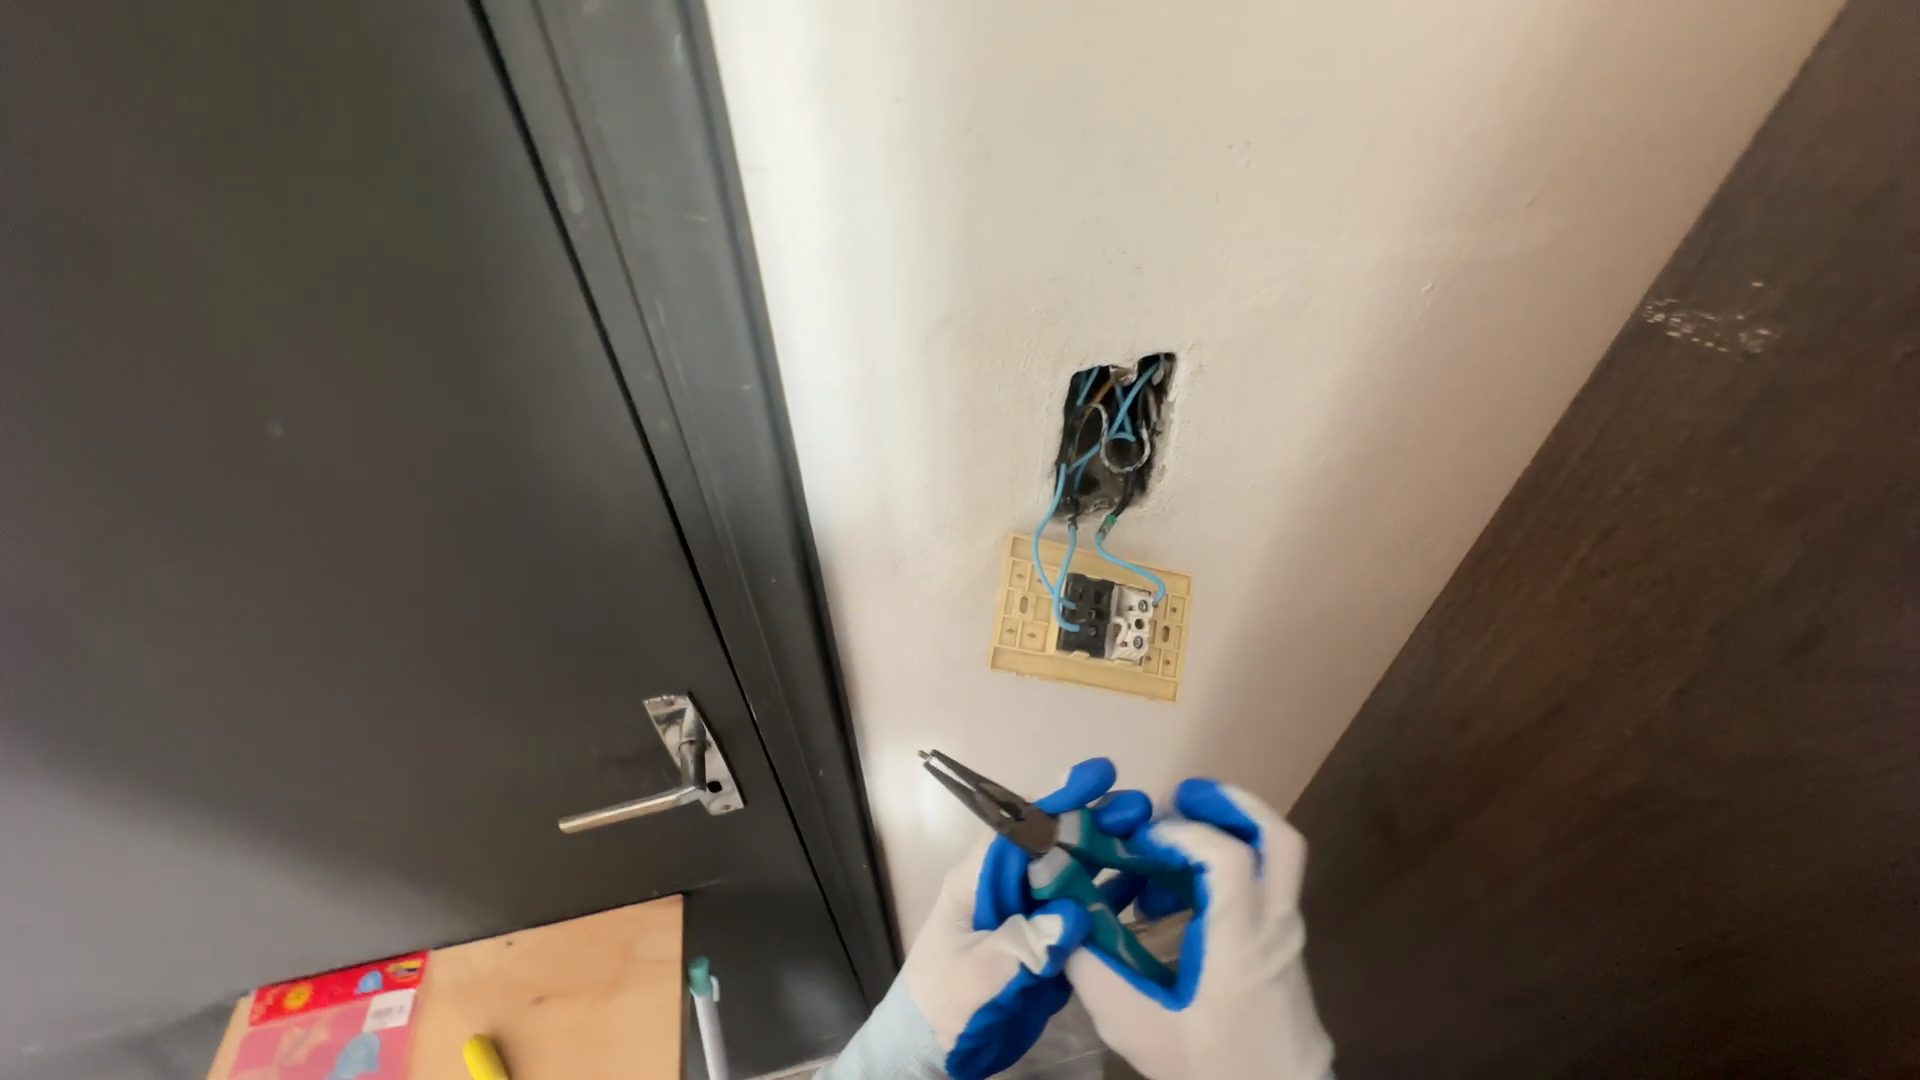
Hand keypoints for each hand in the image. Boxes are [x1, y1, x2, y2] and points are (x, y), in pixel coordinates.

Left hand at [901, 757, 1150, 1079]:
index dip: (1060, 799)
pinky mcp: (1046, 939)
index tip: (1098, 776)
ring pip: (1072, 870)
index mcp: (980, 878)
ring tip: (1151, 834)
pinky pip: (1082, 910)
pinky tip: (1144, 884)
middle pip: (1054, 842)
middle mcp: (1008, 885)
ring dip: (1109, 851)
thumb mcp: (978, 975)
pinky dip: (1110, 896)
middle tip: (1139, 805)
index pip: (1022, 827)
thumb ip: (1024, 943)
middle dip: (1094, 819)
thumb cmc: (944, 1001)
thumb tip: (1074, 915)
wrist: (935, 1050)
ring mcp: (1029, 911)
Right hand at [1066, 779, 1332, 1079]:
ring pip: (1277, 852)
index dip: (1182, 835)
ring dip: (1225, 828)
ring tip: (1170, 843)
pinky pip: (1265, 878)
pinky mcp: (1285, 941)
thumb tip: (1064, 919)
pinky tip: (1180, 890)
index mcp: (1243, 944)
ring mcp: (1288, 932)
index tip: (1140, 844)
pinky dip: (1227, 860)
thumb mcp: (1141, 1031)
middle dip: (1228, 804)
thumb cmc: (1215, 1071)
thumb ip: (1096, 973)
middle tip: (1179, 798)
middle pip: (1276, 838)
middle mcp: (1276, 926)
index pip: (1229, 859)